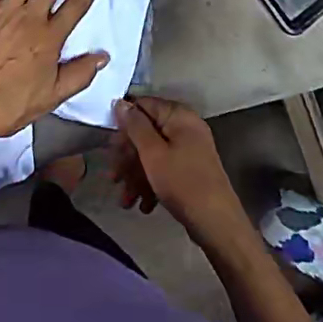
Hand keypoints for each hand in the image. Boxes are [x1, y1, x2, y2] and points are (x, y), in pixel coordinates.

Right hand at [109, 96, 248, 243]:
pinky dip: (151, 184)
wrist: (214, 219)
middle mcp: (185, 126)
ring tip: (125, 200)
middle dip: (128, 158)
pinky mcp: (189, 169)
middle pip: (147, 133)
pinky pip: (164, 168)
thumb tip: (121, 102)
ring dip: (136, 176)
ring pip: (153, 154)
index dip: (124, 123)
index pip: (144, 106)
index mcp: (179, 115)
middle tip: (114, 178)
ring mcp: (189, 148)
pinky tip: (143, 204)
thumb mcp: (153, 153)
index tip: (108, 145)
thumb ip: (135, 126)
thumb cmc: (181, 181)